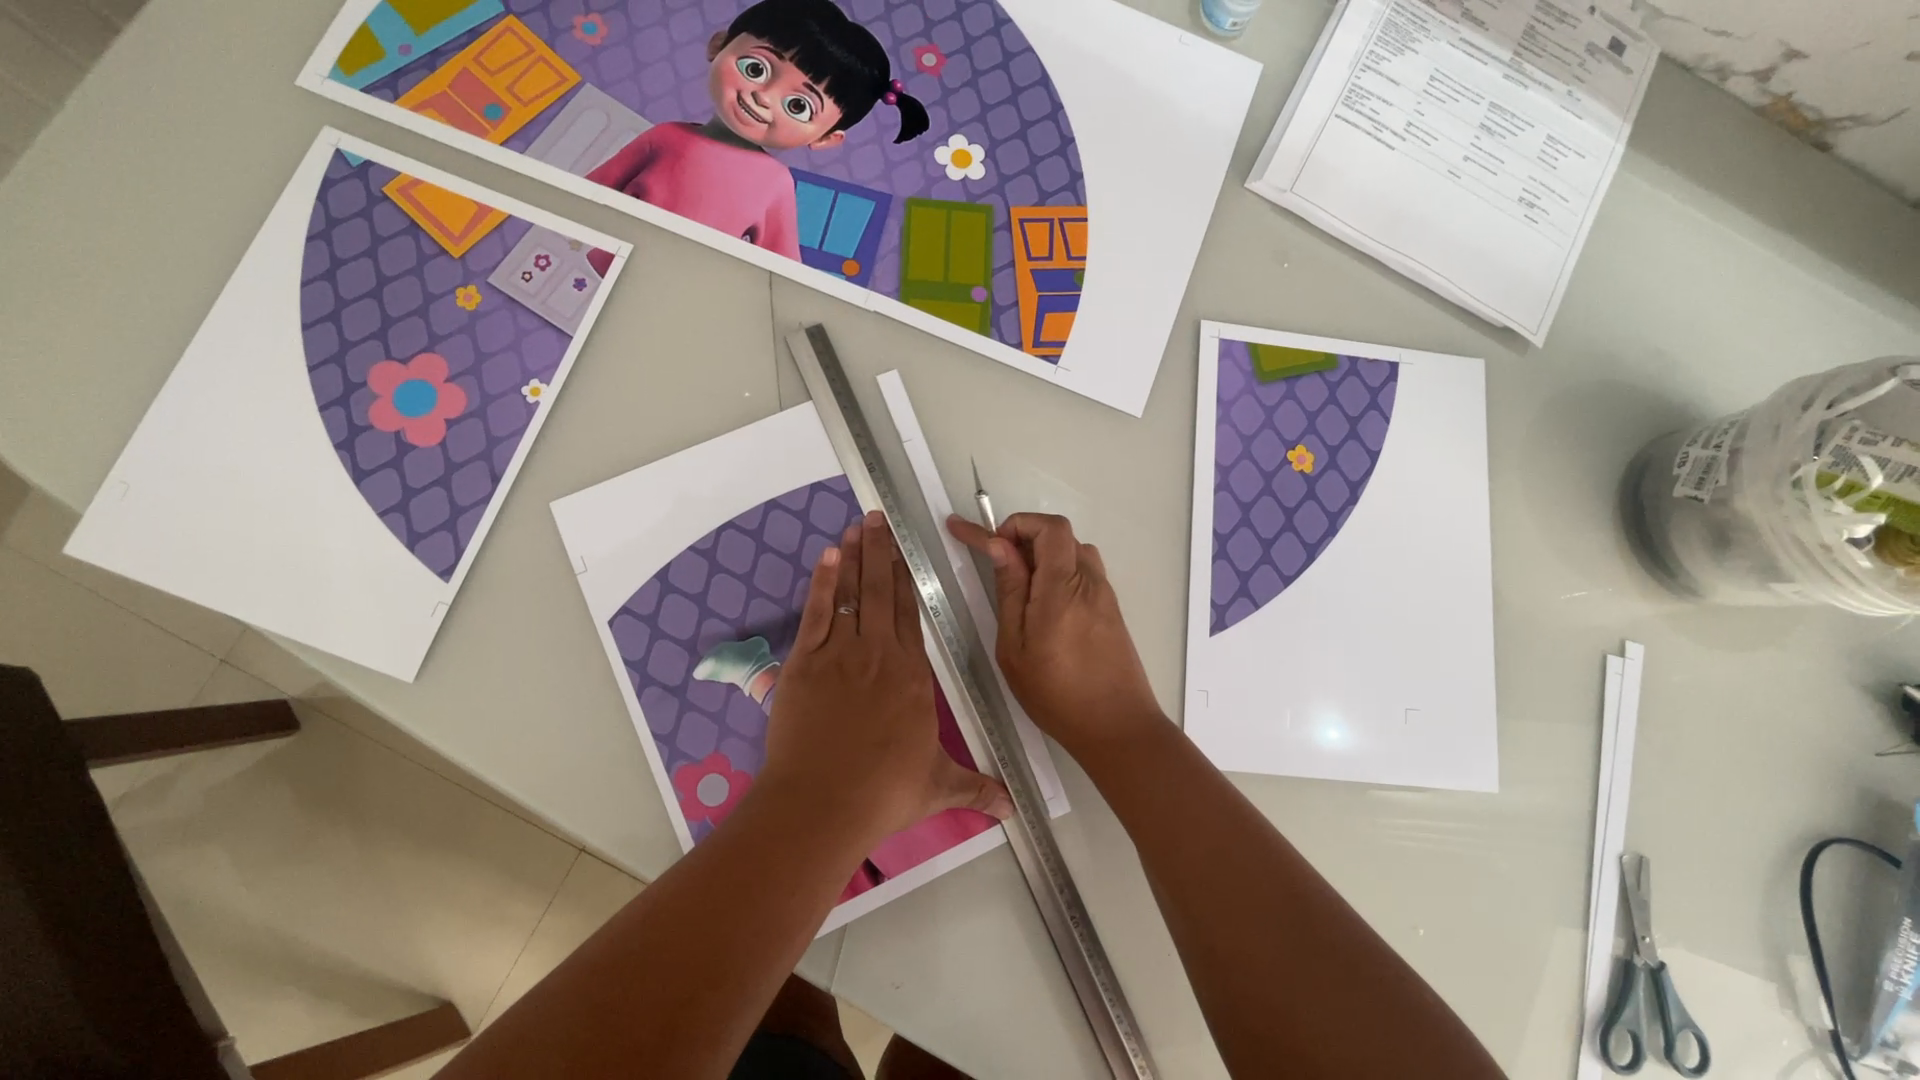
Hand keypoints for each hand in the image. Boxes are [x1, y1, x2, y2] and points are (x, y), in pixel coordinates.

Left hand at [757, 511, 1011, 846]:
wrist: (824, 804)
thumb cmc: (884, 793)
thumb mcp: (938, 788)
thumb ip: (975, 788)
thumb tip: (1013, 806)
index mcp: (913, 677)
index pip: (911, 615)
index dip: (907, 579)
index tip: (904, 551)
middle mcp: (879, 655)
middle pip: (882, 593)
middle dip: (881, 552)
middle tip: (879, 518)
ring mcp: (840, 655)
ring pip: (851, 595)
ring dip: (854, 558)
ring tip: (856, 525)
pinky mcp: (804, 664)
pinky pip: (817, 613)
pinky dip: (823, 583)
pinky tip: (828, 557)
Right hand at [947, 513, 1164, 755]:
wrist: (1118, 727)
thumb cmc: (1056, 694)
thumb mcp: (1015, 648)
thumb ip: (1010, 592)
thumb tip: (1001, 548)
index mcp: (1061, 588)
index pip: (1044, 528)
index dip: (1007, 522)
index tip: (972, 533)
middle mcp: (1089, 581)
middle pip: (1058, 534)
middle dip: (1022, 538)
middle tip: (997, 566)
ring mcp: (1104, 594)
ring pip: (1073, 551)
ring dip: (1043, 555)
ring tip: (1020, 588)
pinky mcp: (1111, 609)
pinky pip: (1083, 572)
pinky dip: (1060, 572)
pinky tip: (1044, 606)